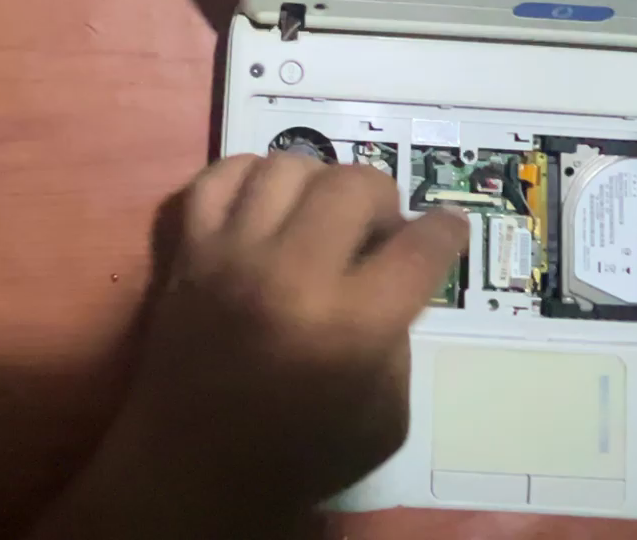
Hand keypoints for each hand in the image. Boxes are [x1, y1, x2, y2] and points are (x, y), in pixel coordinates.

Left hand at [31, 153, 466, 538]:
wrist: (188, 471)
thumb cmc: (296, 454)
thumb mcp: (383, 418)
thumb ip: (398, 336)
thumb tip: (395, 268)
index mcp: (348, 327)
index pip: (418, 250)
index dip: (446, 231)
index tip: (449, 226)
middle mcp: (290, 275)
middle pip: (353, 185)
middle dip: (382, 197)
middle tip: (376, 228)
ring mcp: (231, 253)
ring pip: (287, 165)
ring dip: (318, 181)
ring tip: (318, 211)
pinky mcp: (187, 249)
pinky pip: (219, 176)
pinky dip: (249, 175)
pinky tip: (264, 201)